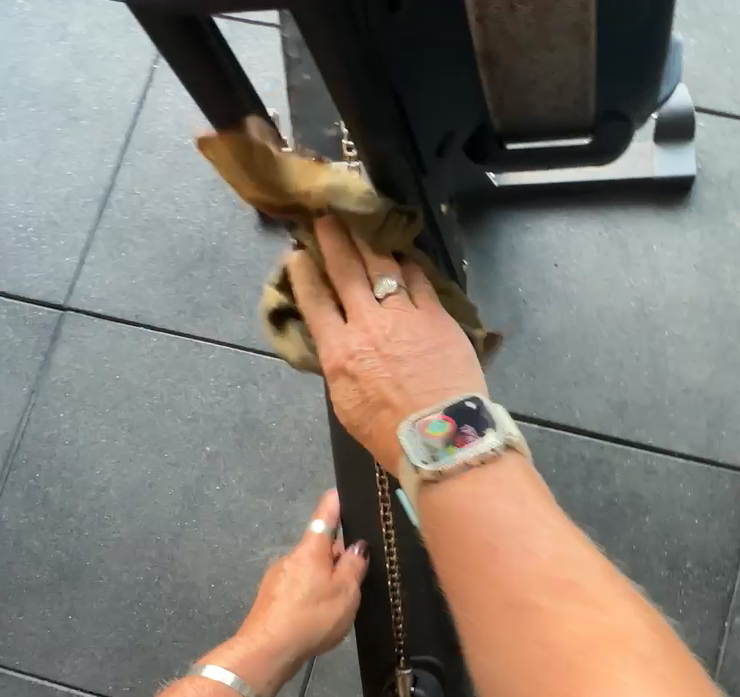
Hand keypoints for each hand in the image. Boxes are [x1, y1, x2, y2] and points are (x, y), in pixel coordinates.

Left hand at [199, 490, 367, 696]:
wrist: (267, 650)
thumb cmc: (312, 616)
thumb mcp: (345, 592)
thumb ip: (354, 565)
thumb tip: (357, 545)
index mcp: (311, 549)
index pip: (325, 515)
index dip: (335, 502)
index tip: (341, 490)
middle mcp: (292, 557)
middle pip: (319, 546)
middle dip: (337, 553)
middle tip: (358, 571)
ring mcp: (278, 577)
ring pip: (309, 568)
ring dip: (325, 576)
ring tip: (341, 600)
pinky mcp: (271, 597)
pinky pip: (299, 586)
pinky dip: (312, 592)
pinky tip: (319, 614)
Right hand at [283, 215, 487, 472]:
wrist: (440, 436)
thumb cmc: (391, 435)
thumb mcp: (348, 405)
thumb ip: (341, 368)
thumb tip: (341, 347)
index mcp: (339, 351)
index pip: (314, 301)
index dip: (303, 274)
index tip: (298, 254)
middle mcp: (367, 324)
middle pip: (345, 272)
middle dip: (333, 240)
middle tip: (326, 216)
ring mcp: (404, 316)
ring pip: (382, 266)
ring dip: (368, 241)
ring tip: (361, 222)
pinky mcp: (436, 316)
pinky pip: (419, 280)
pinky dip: (408, 265)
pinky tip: (404, 255)